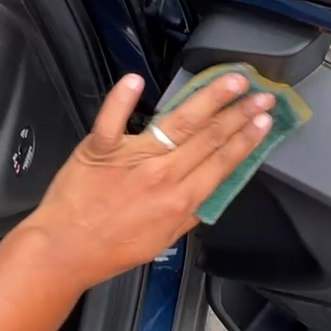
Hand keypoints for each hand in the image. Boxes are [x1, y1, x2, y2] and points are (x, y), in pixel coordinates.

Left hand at [13, 72, 275, 292]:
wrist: (65, 250)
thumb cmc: (111, 248)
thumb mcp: (164, 240)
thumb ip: (191, 213)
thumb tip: (212, 192)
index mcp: (181, 200)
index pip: (223, 161)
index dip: (247, 138)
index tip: (265, 121)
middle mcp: (163, 176)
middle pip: (210, 136)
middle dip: (240, 112)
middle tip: (262, 94)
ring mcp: (133, 158)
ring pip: (179, 122)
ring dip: (210, 98)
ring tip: (232, 80)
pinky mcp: (101, 148)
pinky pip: (113, 119)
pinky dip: (123, 99)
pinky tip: (137, 79)